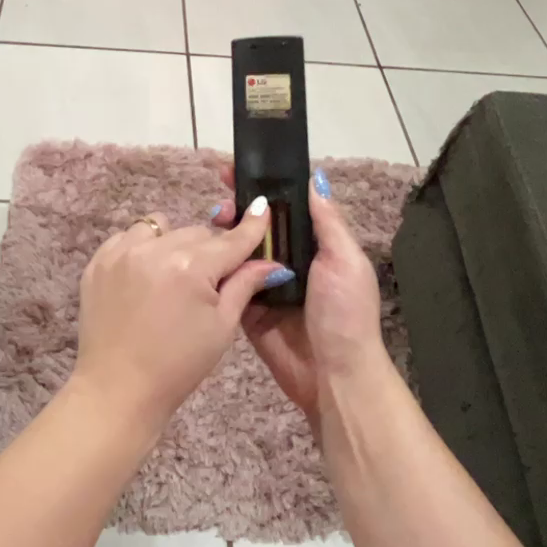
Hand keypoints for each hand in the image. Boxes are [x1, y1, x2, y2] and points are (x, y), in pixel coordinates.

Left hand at [72, 203, 289, 429]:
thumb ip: (245, 285)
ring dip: (174, 243)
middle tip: (210, 280)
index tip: (263, 208)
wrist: (118, 389)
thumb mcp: (222, 328)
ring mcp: (122, 252)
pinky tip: (144, 276)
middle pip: (198, 233)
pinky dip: (143, 248)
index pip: (231, 240)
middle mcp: (156, 249)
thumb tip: (273, 261)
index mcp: (191, 267)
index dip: (252, 226)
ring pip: (163, 227)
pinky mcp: (99, 260)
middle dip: (210, 251)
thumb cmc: (178, 365)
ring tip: (172, 276)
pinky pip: (129, 236)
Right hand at [223, 168, 386, 432]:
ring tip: (210, 223)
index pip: (284, 206)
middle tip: (218, 203)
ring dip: (222, 233)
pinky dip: (216, 267)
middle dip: (236, 209)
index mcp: (315, 245)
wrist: (334, 377)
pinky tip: (201, 253)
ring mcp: (265, 283)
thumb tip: (316, 177)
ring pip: (238, 250)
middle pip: (256, 226)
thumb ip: (326, 220)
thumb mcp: (344, 260)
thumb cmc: (345, 314)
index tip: (234, 170)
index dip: (261, 187)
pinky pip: (228, 282)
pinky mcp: (247, 308)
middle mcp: (289, 259)